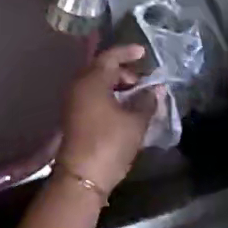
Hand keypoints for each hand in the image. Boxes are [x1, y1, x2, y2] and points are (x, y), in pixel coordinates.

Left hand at [57, 45, 155, 192]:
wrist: (81, 176)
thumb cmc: (109, 144)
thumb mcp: (135, 123)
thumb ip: (146, 102)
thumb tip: (155, 90)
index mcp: (91, 81)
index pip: (109, 57)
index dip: (126, 52)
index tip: (143, 52)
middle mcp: (78, 85)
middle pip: (100, 68)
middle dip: (123, 71)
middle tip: (143, 81)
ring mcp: (72, 100)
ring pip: (95, 82)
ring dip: (115, 84)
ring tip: (137, 96)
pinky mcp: (73, 115)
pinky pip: (91, 95)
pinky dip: (107, 95)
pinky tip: (123, 108)